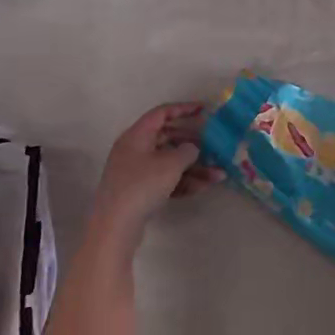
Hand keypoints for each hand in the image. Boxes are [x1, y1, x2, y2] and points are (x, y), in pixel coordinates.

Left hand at [90, 103, 220, 233]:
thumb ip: (187, 151)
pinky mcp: (138, 191)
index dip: (184, 109)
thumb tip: (192, 148)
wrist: (116, 225)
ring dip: (193, 167)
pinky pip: (164, 179)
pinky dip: (182, 181)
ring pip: (169, 162)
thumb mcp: (171, 164)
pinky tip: (202, 188)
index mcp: (137, 135)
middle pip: (167, 138)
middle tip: (213, 146)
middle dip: (193, 144)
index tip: (204, 110)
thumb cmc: (143, 185)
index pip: (162, 113)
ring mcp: (135, 171)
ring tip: (218, 175)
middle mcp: (134, 149)